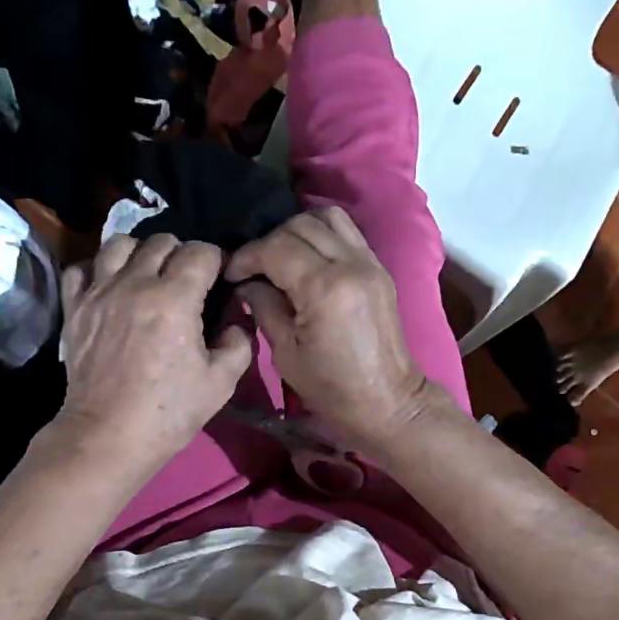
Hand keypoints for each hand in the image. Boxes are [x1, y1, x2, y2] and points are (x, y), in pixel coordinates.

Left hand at [53, 234, 253, 461]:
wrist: (109, 435)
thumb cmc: (170, 412)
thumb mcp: (221, 382)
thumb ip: (239, 343)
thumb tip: (236, 320)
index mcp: (175, 299)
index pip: (200, 252)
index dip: (217, 261)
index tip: (220, 279)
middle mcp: (135, 284)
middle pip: (161, 241)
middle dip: (182, 254)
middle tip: (189, 282)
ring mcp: (99, 292)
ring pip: (119, 243)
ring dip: (141, 253)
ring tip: (149, 276)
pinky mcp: (75, 307)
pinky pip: (82, 267)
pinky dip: (99, 269)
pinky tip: (112, 287)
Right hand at [226, 208, 437, 447]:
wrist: (387, 401)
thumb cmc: (332, 388)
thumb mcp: (286, 353)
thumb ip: (264, 307)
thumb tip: (247, 283)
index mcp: (325, 288)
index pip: (275, 248)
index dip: (246, 257)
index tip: (231, 273)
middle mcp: (351, 265)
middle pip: (299, 226)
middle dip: (269, 241)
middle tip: (255, 268)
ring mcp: (370, 263)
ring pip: (326, 218)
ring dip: (298, 230)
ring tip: (282, 256)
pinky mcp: (380, 269)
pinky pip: (348, 232)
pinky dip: (323, 234)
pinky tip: (308, 257)